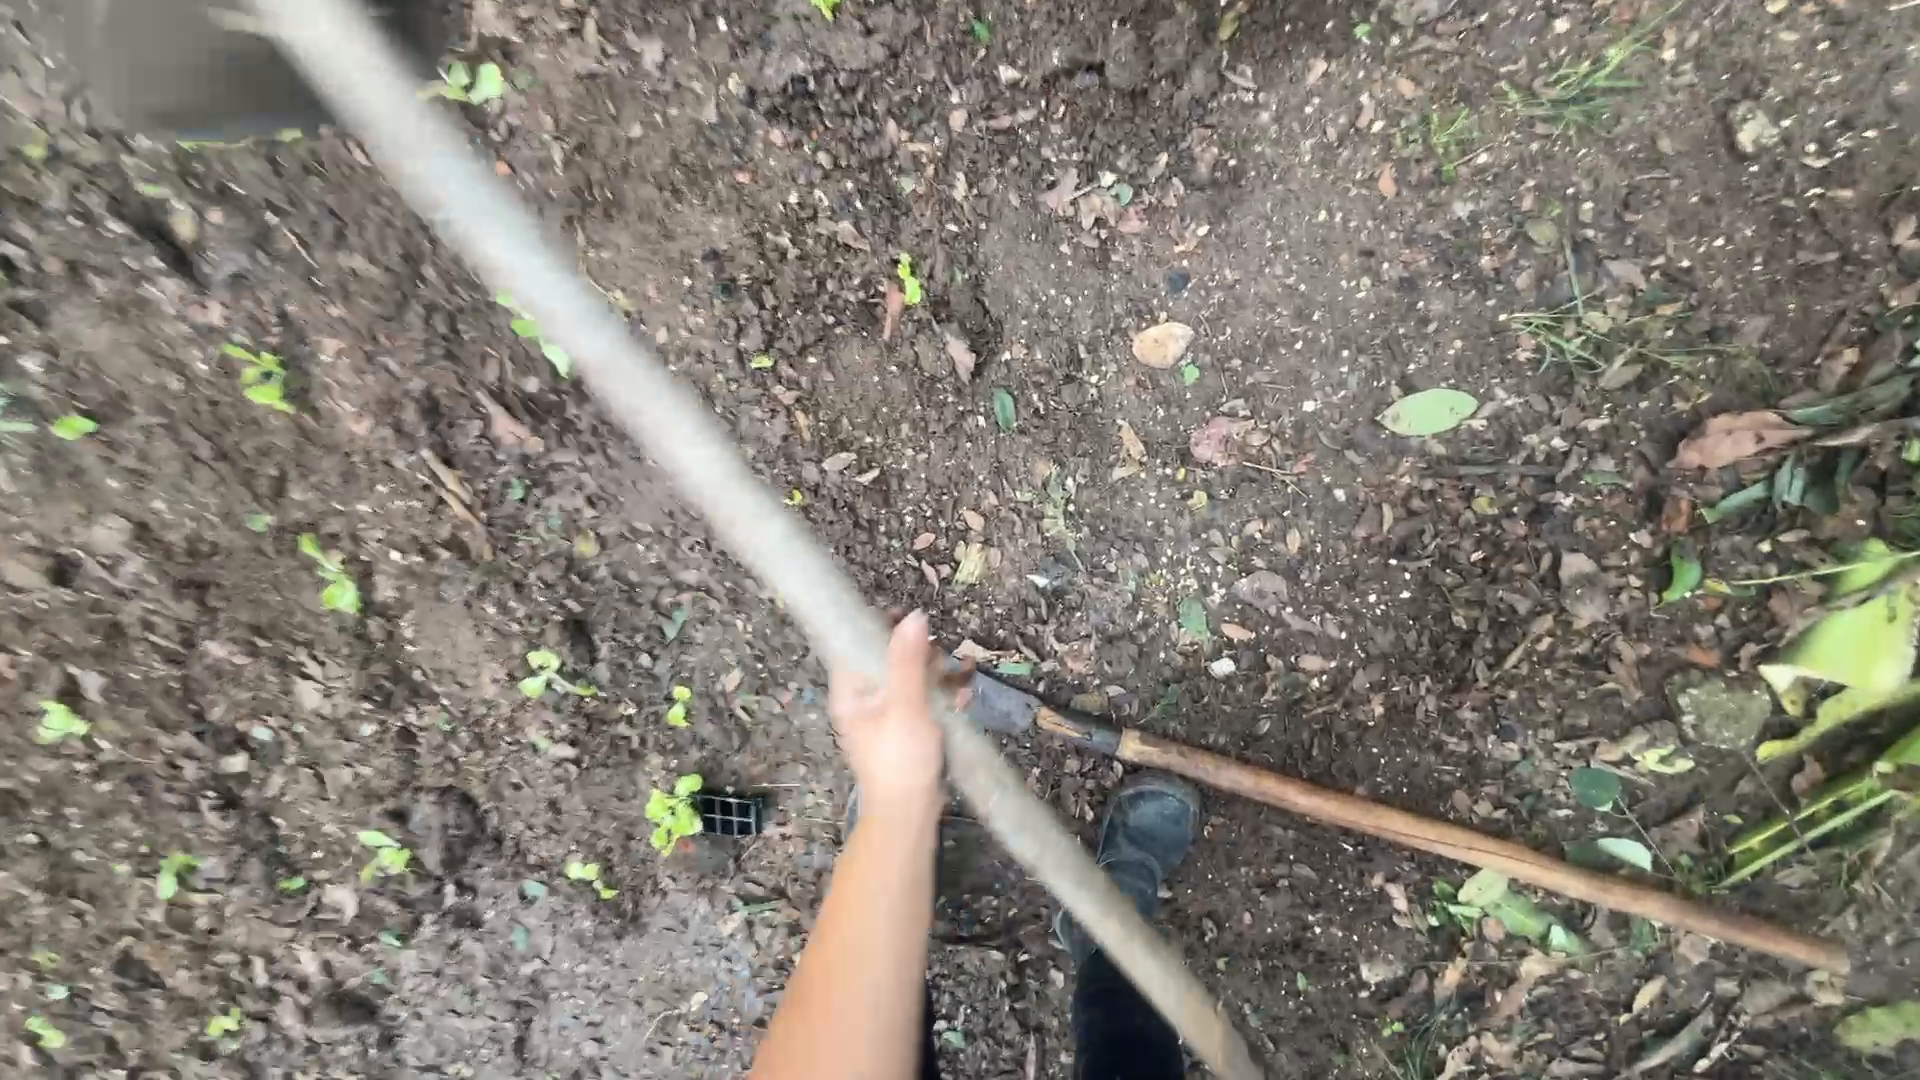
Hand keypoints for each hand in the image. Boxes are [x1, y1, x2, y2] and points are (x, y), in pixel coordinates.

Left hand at [829, 611, 954, 816]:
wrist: (909, 815)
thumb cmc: (900, 759)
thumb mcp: (906, 704)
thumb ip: (909, 660)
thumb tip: (914, 616)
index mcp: (850, 691)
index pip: (854, 643)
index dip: (877, 625)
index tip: (906, 615)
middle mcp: (864, 699)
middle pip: (887, 658)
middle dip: (919, 652)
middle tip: (942, 654)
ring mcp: (885, 715)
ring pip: (910, 678)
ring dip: (936, 673)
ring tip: (963, 674)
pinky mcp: (906, 729)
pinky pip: (923, 701)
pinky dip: (941, 695)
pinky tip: (962, 697)